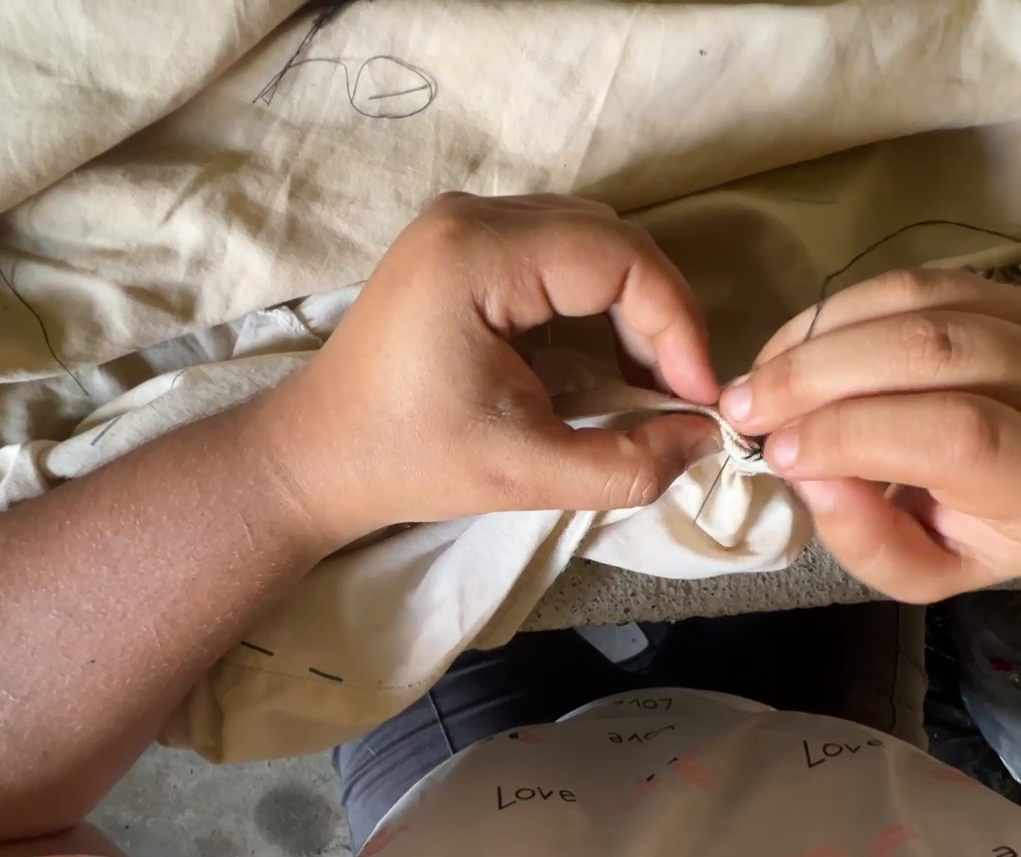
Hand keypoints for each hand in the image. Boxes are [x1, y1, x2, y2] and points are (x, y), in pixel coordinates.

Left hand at [258, 193, 721, 550]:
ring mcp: (461, 225)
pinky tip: (600, 362)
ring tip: (644, 382)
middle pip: (608, 239)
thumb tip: (702, 437)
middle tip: (675, 390)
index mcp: (477, 256)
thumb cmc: (408, 462)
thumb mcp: (527, 476)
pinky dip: (594, 307)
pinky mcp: (460, 249)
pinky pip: (556, 258)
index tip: (696, 395)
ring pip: (588, 243)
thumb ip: (628, 464)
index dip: (676, 324)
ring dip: (630, 311)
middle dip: (657, 317)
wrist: (318, 457)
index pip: (618, 257)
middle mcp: (470, 216)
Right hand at [720, 270, 1020, 601]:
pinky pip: (915, 282)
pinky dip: (837, 313)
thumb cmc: (987, 537)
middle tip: (742, 406)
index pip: (959, 438)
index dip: (854, 435)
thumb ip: (868, 540)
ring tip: (759, 377)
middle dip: (817, 375)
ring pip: (920, 302)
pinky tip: (794, 348)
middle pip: (936, 351)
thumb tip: (805, 474)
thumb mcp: (927, 572)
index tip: (779, 454)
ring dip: (817, 336)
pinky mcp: (1018, 292)